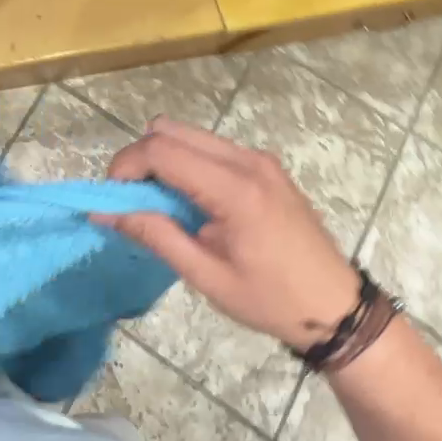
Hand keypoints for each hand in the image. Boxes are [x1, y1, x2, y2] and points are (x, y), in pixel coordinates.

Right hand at [96, 118, 360, 350]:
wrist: (339, 310)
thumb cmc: (271, 300)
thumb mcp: (207, 276)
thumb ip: (154, 235)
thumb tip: (102, 212)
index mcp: (235, 189)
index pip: (161, 150)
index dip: (126, 166)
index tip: (113, 198)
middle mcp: (247, 160)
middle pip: (170, 130)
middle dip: (139, 158)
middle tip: (132, 198)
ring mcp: (258, 158)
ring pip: (188, 133)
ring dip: (162, 158)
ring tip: (161, 202)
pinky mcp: (263, 164)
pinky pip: (209, 146)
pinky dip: (186, 161)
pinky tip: (191, 201)